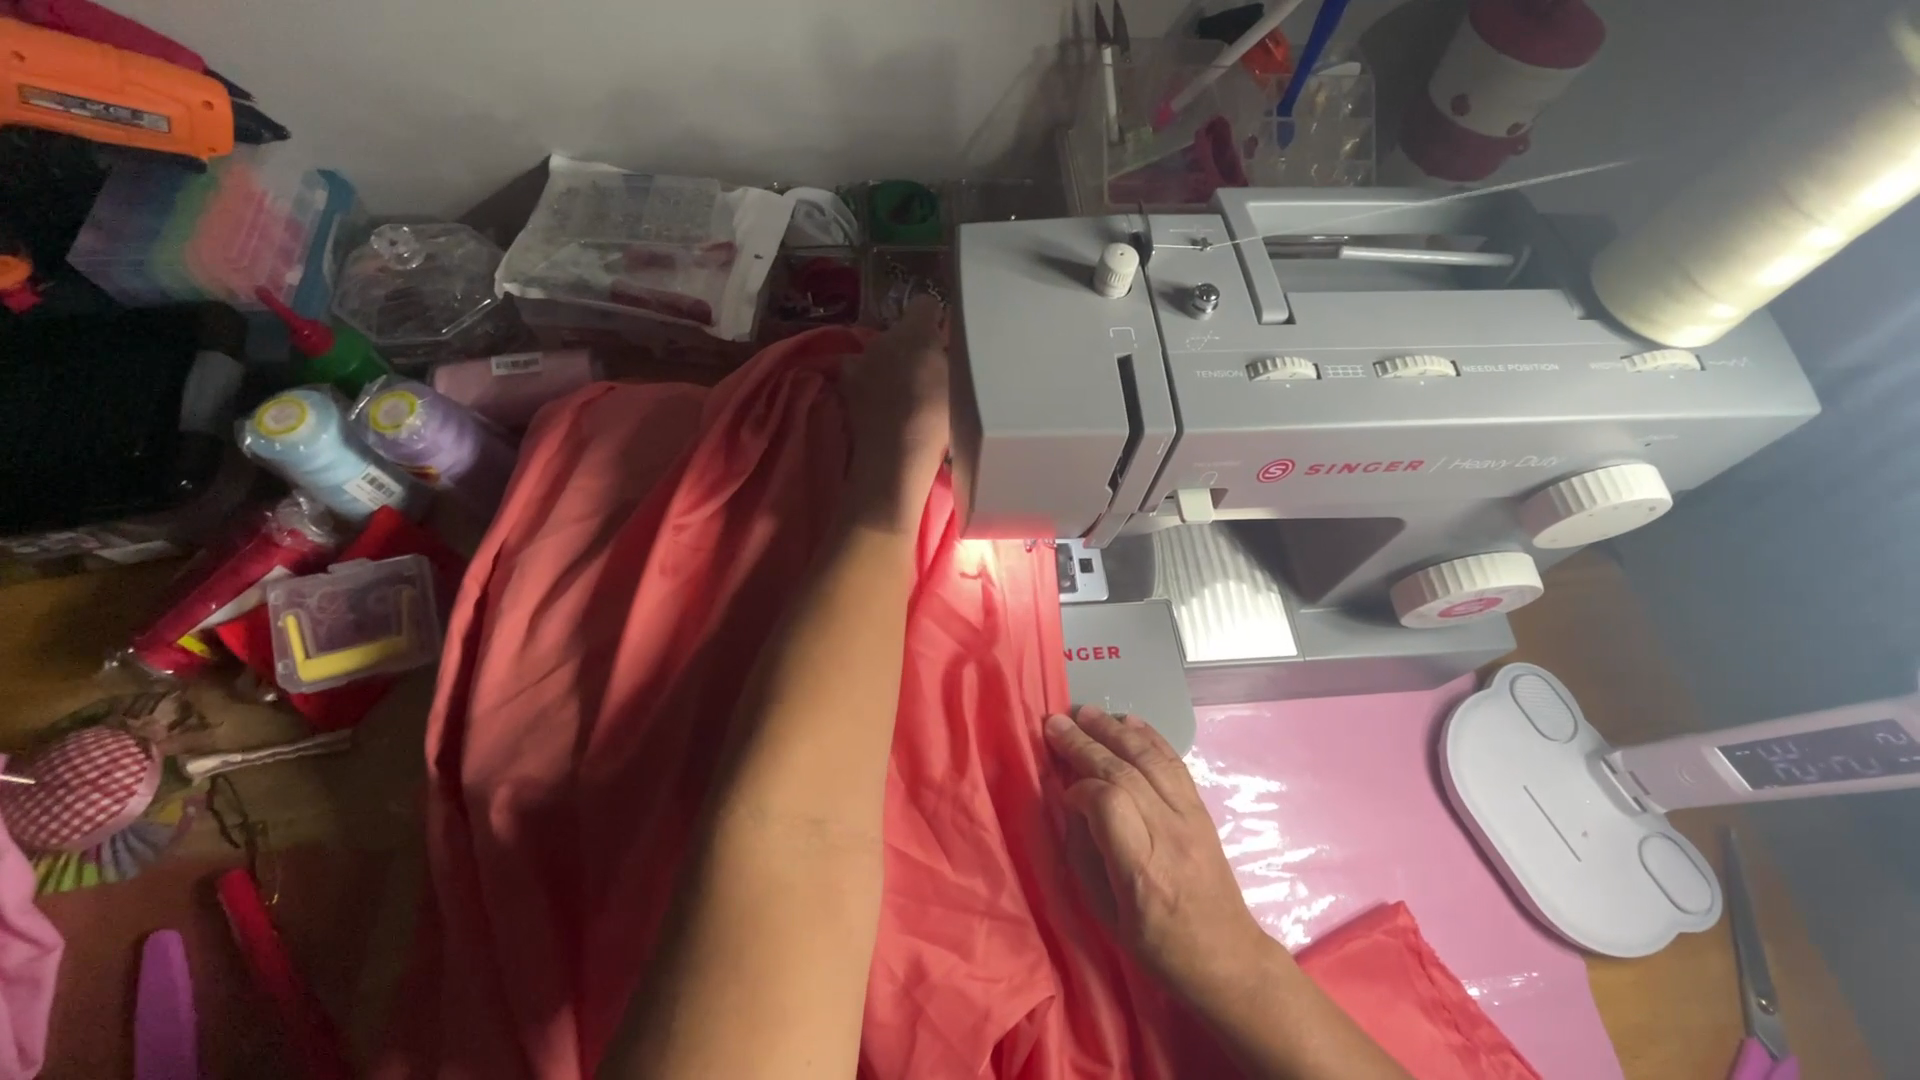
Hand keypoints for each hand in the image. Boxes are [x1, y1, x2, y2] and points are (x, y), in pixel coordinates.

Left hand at [839, 296, 949, 530]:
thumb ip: (952, 359)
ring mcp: (861, 360)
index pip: (925, 304)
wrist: (898, 453)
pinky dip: (866, 383)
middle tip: (925, 374)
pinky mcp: (846, 386)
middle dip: (910, 347)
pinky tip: (876, 402)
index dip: (934, 319)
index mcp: (916, 331)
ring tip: (899, 392)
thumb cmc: (939, 416)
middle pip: (900, 332)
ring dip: (887, 364)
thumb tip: (947, 349)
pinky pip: (858, 374)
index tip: (942, 339)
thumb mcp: (960, 383)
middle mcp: (884, 337)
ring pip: (878, 354)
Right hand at [1044, 706, 1276, 1003]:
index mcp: (1141, 868)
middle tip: (1054, 723)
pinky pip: (1174, 763)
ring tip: (1085, 713)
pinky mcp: (1202, 810)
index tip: (1062, 793)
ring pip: (1151, 759)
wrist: (1226, 956)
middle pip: (1125, 772)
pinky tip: (1128, 723)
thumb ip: (1084, 853)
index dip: (1079, 788)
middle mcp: (1170, 834)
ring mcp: (1191, 817)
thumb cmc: (1156, 943)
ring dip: (1115, 731)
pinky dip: (1149, 737)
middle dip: (1086, 744)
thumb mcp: (1105, 912)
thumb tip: (1071, 806)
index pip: (1109, 802)